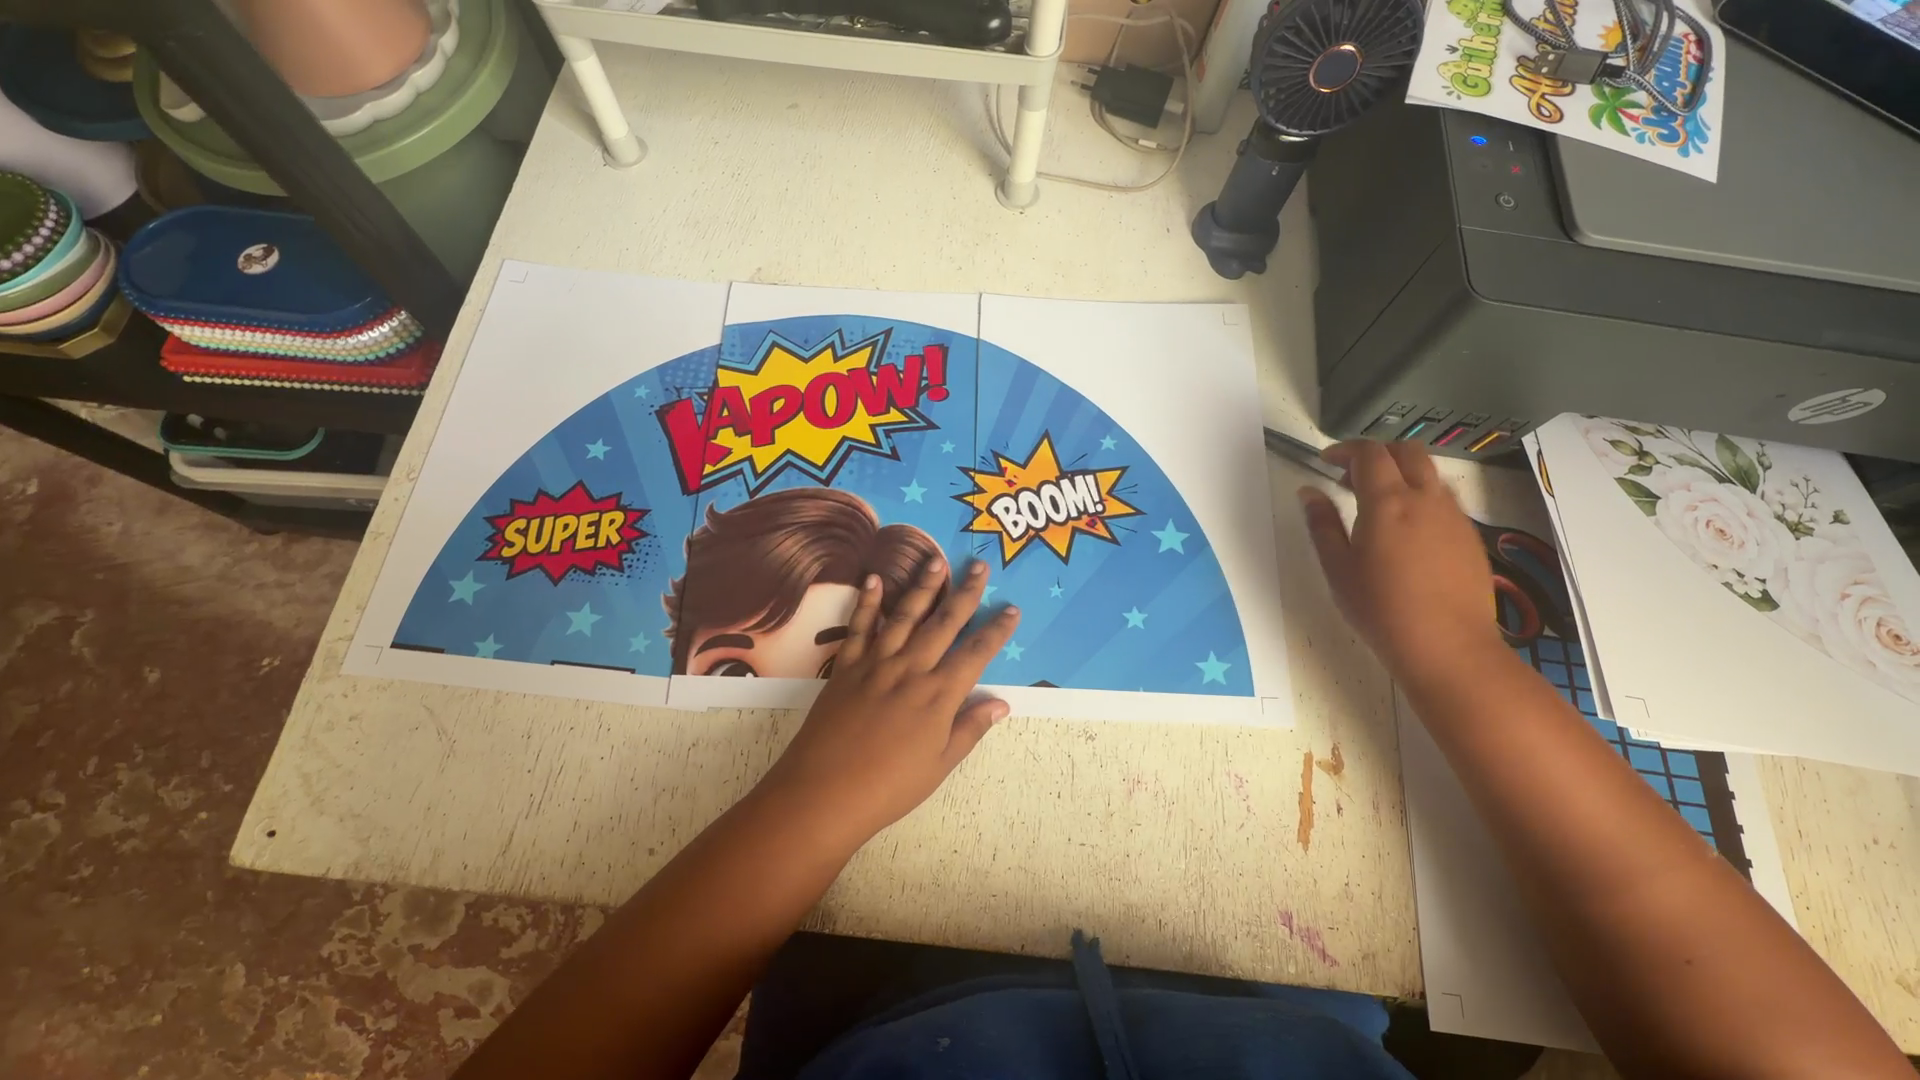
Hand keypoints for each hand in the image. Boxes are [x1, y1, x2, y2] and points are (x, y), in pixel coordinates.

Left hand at [755, 557, 1019, 846]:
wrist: (824, 792)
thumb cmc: (889, 787)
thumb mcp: (939, 765)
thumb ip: (969, 729)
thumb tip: (1001, 704)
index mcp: (938, 696)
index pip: (975, 654)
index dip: (996, 631)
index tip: (1011, 609)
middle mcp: (910, 670)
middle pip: (943, 624)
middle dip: (965, 593)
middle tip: (979, 566)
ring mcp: (875, 664)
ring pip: (904, 616)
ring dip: (922, 587)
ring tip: (936, 561)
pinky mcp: (845, 667)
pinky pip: (858, 627)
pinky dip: (867, 603)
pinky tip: (874, 580)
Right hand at [1298, 440, 1509, 683]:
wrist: (1447, 646)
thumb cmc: (1380, 609)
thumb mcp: (1338, 568)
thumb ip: (1322, 524)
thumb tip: (1309, 492)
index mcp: (1388, 502)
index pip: (1369, 453)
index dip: (1345, 450)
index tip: (1326, 462)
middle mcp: (1426, 499)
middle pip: (1407, 451)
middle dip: (1377, 453)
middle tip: (1351, 478)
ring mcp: (1454, 516)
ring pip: (1430, 473)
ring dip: (1402, 473)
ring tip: (1378, 504)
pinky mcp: (1470, 536)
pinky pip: (1444, 500)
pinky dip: (1422, 497)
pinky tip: (1407, 530)